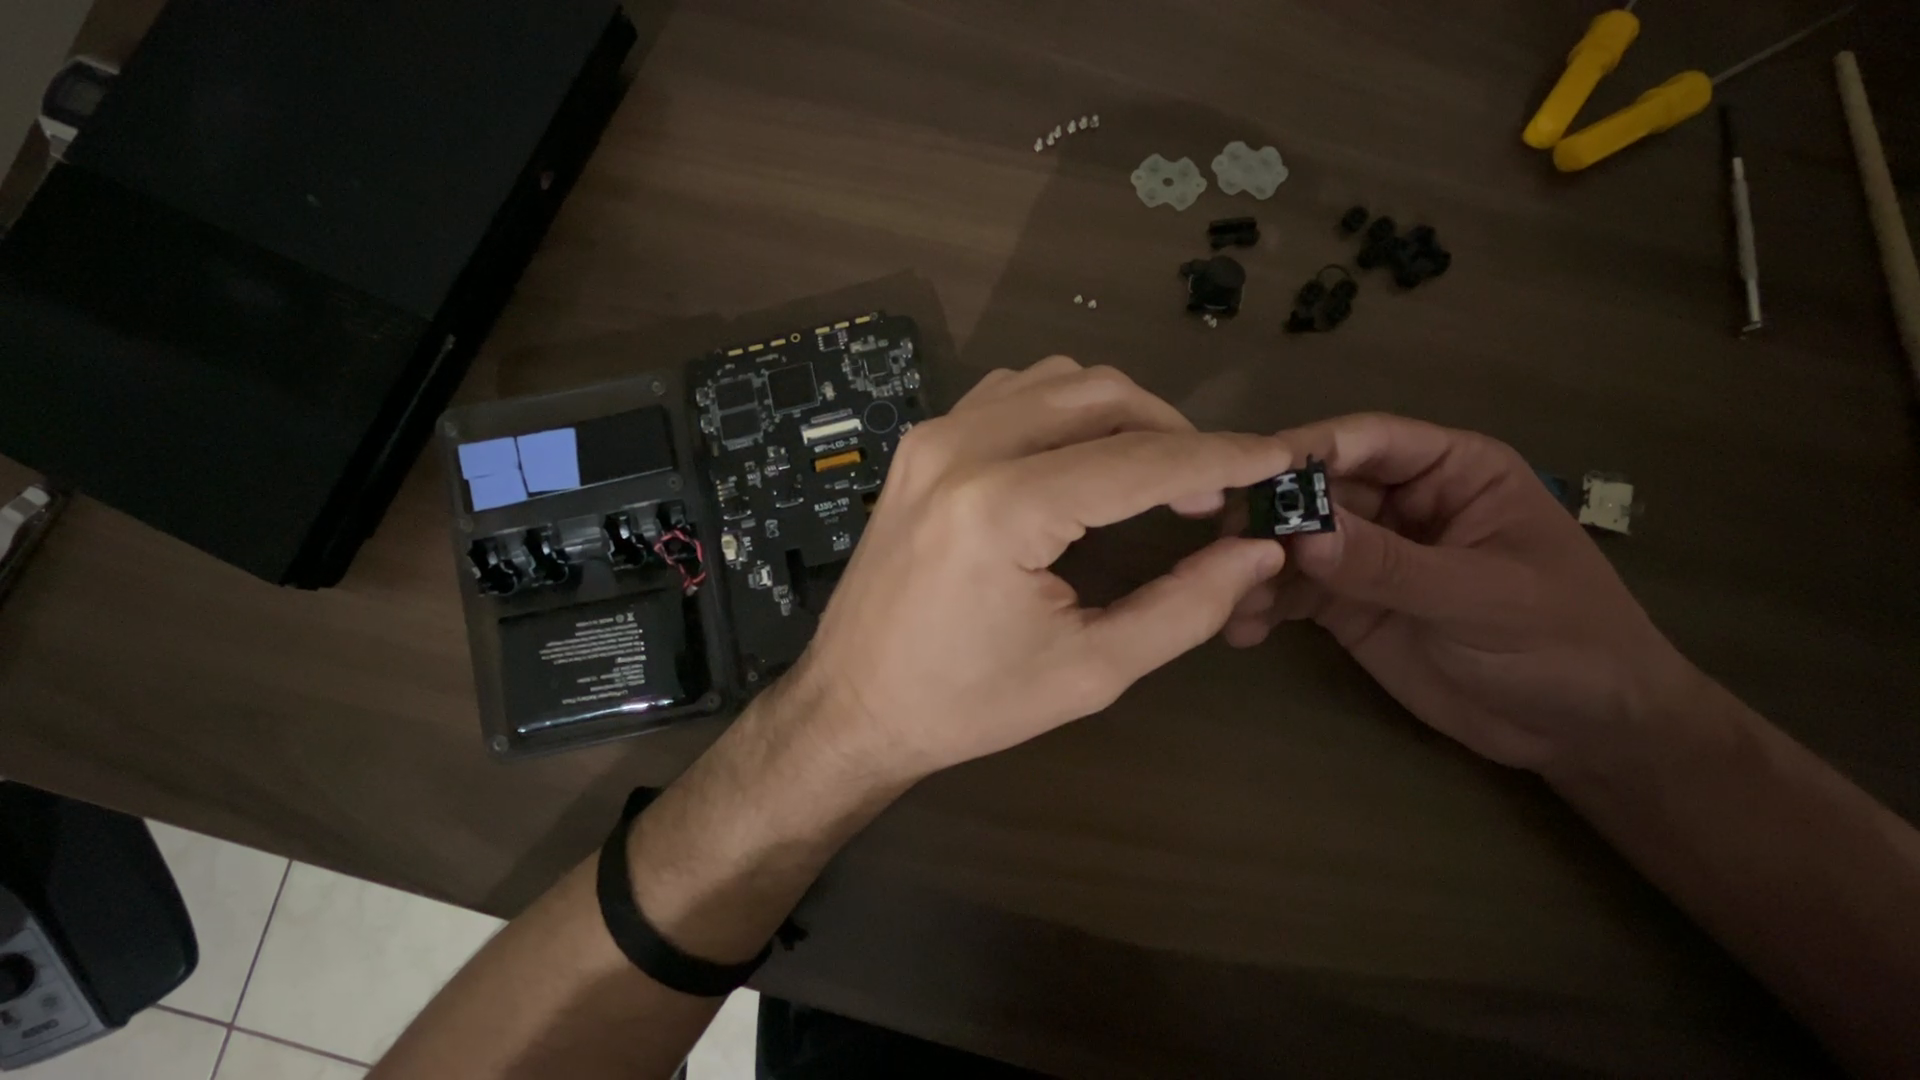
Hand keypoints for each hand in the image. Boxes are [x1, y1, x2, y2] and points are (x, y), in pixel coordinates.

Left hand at [785, 357, 1291, 782]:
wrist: (853, 702)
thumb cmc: (966, 703)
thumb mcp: (1089, 671)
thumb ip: (1184, 607)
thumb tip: (1258, 552)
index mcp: (1003, 510)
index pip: (1141, 460)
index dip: (1223, 457)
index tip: (1281, 457)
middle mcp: (963, 449)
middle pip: (1103, 397)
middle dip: (1175, 431)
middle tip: (1213, 489)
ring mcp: (933, 436)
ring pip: (1058, 381)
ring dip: (1122, 412)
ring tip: (1156, 470)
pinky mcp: (920, 443)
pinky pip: (1011, 393)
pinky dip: (1064, 409)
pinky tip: (1083, 455)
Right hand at [1224, 413, 1699, 774]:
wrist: (1582, 732)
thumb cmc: (1565, 643)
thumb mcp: (1482, 598)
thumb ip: (1391, 565)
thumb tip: (1302, 534)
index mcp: (1450, 472)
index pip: (1366, 441)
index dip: (1305, 451)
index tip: (1247, 476)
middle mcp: (1399, 503)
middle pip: (1315, 490)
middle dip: (1268, 516)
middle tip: (1222, 547)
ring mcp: (1368, 556)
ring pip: (1294, 542)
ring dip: (1255, 566)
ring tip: (1226, 599)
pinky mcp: (1346, 604)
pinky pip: (1292, 593)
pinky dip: (1262, 606)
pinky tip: (1241, 630)